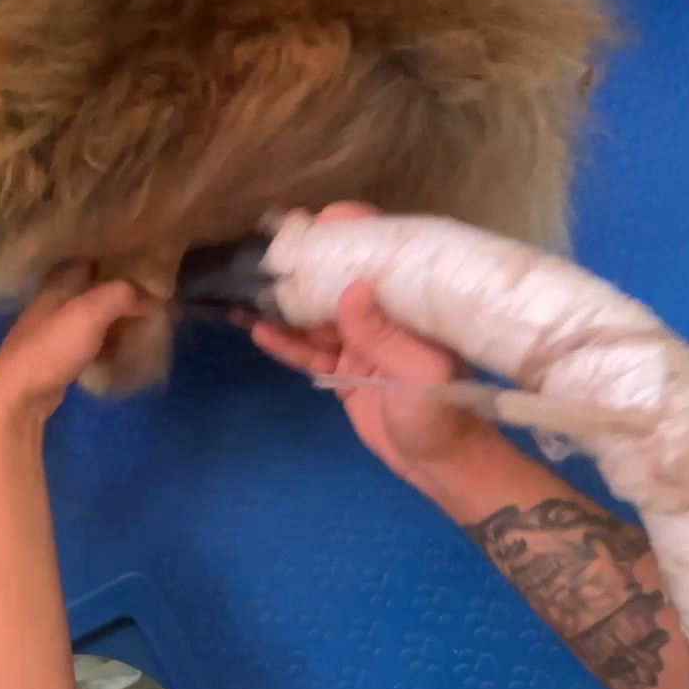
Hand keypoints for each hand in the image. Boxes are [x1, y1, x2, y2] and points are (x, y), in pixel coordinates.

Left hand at [0, 268, 147, 423]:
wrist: (18, 395)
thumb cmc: (52, 347)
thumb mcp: (90, 312)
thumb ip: (121, 295)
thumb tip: (150, 296)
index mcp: (57, 282)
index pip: (92, 258)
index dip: (119, 258)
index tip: (148, 263)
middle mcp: (54, 300)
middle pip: (95, 287)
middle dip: (123, 290)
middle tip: (155, 295)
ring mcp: (54, 329)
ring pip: (94, 314)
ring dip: (117, 317)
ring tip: (146, 320)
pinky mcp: (59, 355)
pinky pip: (91, 340)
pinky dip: (108, 341)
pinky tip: (123, 348)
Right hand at [247, 204, 498, 486]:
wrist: (437, 467)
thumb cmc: (442, 416)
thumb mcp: (419, 372)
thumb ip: (384, 333)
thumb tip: (354, 286)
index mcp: (410, 307)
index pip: (381, 258)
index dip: (351, 234)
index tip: (317, 221)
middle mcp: (382, 318)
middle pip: (337, 283)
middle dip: (304, 267)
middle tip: (267, 253)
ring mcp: (358, 345)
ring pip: (314, 319)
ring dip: (282, 308)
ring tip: (246, 295)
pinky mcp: (340, 372)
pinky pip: (307, 353)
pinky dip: (285, 344)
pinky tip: (259, 332)